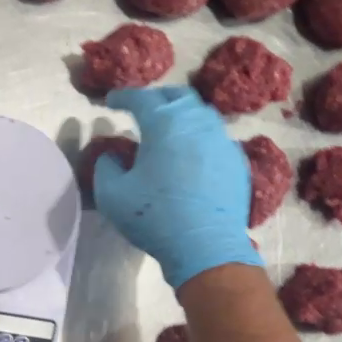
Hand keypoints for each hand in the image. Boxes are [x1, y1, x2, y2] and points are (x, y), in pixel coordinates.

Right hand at [92, 86, 261, 289]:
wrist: (205, 245)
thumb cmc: (153, 217)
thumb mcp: (112, 196)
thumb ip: (106, 168)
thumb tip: (111, 156)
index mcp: (165, 124)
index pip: (141, 98)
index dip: (123, 97)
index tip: (110, 101)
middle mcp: (197, 123)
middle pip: (177, 96)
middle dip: (156, 97)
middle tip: (142, 108)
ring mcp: (222, 140)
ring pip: (200, 115)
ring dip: (179, 117)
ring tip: (166, 131)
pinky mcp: (235, 161)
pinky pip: (214, 139)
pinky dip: (196, 139)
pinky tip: (188, 157)